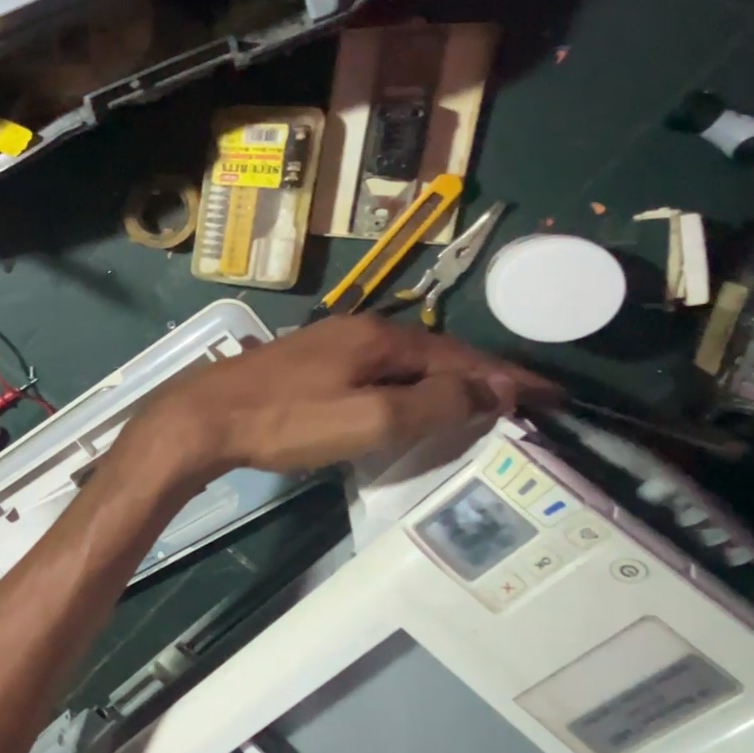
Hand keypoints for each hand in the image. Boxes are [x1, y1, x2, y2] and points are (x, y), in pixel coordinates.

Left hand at [121, 315, 556, 480]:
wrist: (199, 419)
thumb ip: (432, 403)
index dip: (508, 379)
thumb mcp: (368, 419)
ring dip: (439, 384)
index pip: (462, 356)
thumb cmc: (284, 421)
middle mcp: (354, 331)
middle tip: (521, 407)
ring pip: (399, 364)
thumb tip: (494, 390)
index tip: (554, 397)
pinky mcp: (301, 366)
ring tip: (474, 410)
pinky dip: (400, 389)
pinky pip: (370, 374)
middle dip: (478, 379)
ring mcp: (323, 346)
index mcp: (378, 338)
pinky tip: (402, 407)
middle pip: (432, 354)